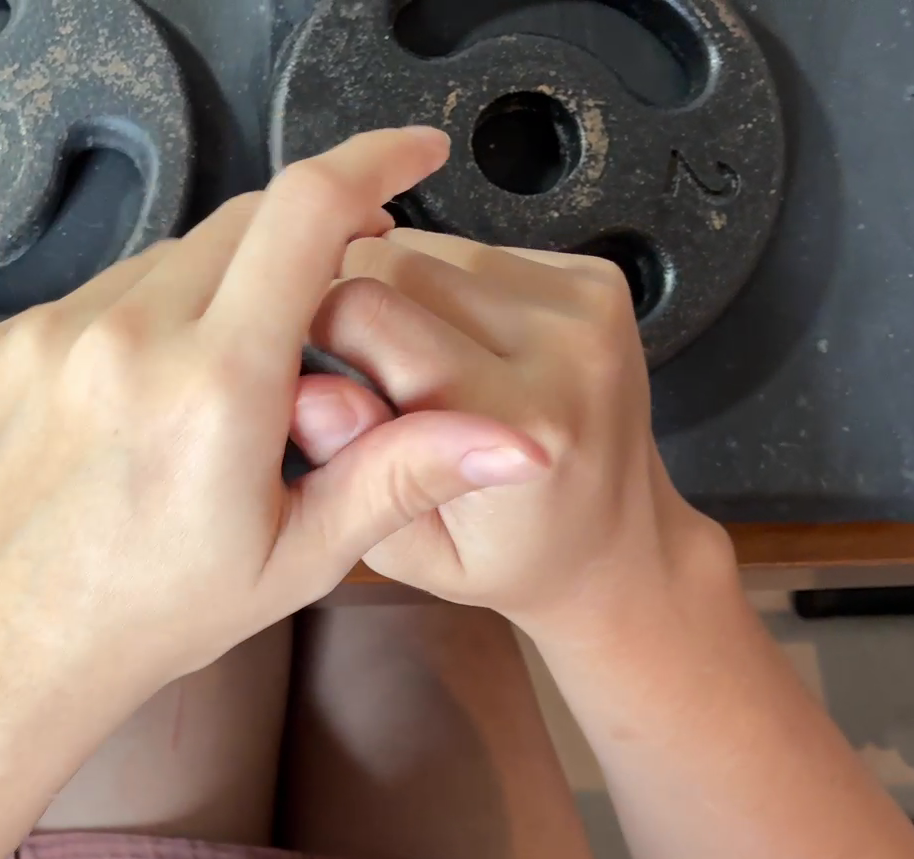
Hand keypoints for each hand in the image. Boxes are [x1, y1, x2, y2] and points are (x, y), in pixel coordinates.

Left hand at [0, 128, 549, 738]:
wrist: (11, 651)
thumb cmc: (153, 618)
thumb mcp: (289, 561)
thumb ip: (398, 476)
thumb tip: (519, 438)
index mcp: (213, 386)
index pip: (305, 212)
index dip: (368, 164)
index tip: (405, 159)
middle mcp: (119, 339)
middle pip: (231, 230)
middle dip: (283, 255)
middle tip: (293, 325)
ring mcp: (39, 340)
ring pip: (151, 267)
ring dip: (194, 300)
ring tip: (191, 393)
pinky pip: (79, 305)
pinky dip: (120, 329)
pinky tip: (115, 406)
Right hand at [288, 228, 731, 640]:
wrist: (614, 545)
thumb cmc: (499, 558)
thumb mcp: (402, 551)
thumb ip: (351, 475)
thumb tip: (299, 393)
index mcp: (511, 419)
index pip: (364, 312)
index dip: (310, 331)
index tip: (302, 372)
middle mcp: (560, 344)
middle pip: (389, 263)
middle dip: (345, 307)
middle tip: (343, 371)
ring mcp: (583, 303)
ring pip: (423, 245)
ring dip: (390, 295)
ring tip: (398, 364)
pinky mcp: (592, 278)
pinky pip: (467, 250)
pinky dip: (434, 288)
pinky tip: (443, 344)